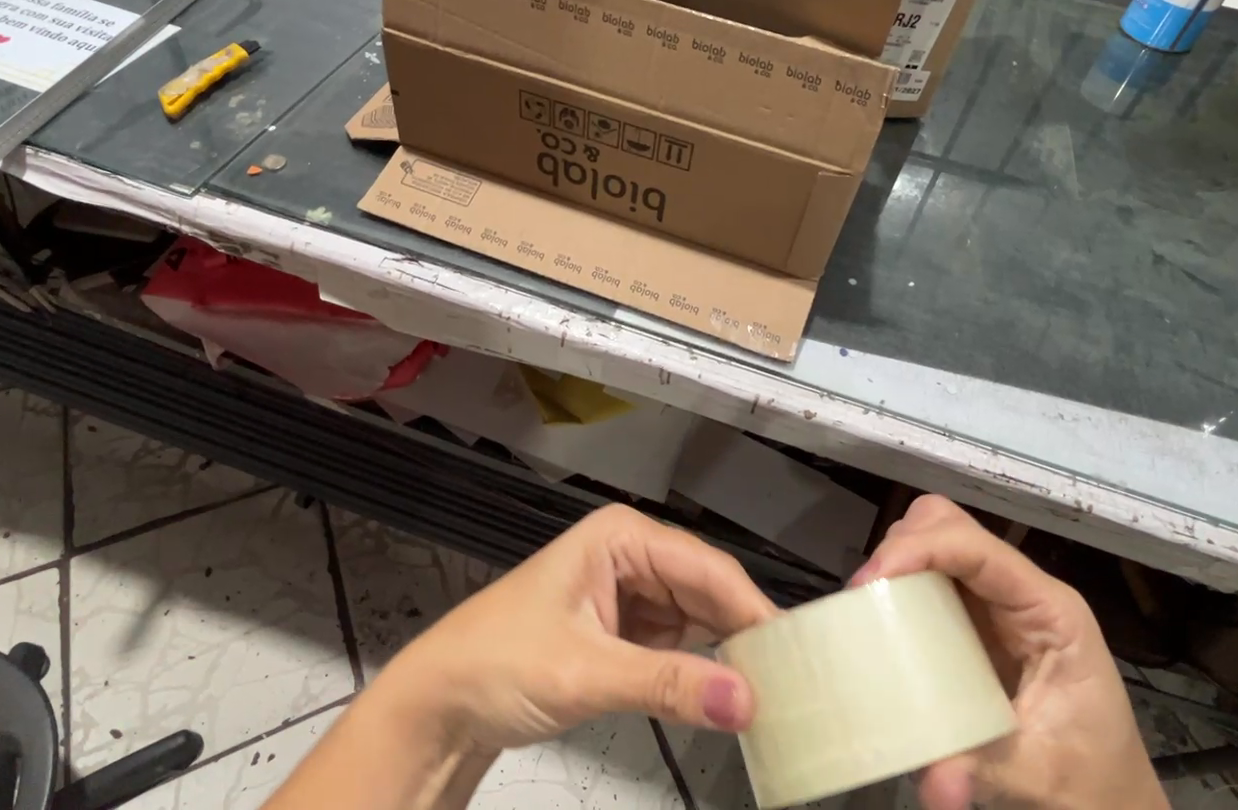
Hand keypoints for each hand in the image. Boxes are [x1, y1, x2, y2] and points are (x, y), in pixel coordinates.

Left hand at [382, 503, 779, 750]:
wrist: (442, 701)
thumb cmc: (495, 661)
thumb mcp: (585, 672)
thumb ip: (667, 684)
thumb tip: (743, 700)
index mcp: (620, 537)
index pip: (704, 566)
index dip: (751, 608)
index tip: (795, 651)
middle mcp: (630, 555)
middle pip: (707, 589)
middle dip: (743, 631)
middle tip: (793, 678)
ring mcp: (628, 592)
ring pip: (698, 617)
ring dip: (727, 652)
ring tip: (771, 689)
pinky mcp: (624, 628)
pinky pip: (678, 642)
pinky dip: (700, 667)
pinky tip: (726, 691)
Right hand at [852, 495, 1165, 809]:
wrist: (1108, 799)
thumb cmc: (1088, 779)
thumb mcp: (1037, 776)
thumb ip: (982, 771)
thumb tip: (932, 784)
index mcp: (1048, 611)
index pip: (978, 549)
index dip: (920, 550)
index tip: (870, 582)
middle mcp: (1020, 591)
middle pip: (951, 525)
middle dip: (903, 545)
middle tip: (867, 593)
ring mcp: (995, 600)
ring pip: (936, 537)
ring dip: (897, 558)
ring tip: (869, 603)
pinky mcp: (974, 616)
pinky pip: (930, 573)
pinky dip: (899, 579)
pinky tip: (883, 615)